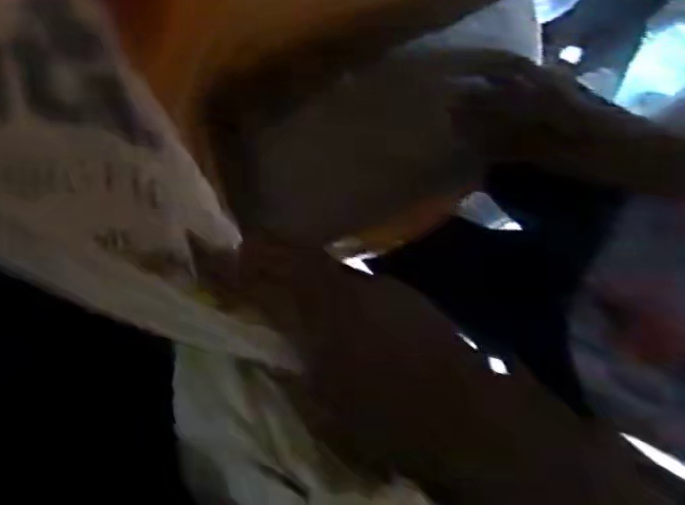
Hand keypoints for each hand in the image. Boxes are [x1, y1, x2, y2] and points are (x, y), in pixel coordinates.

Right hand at [200, 233, 664, 503]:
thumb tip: (257, 340)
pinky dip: (328, 284)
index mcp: (315, 304)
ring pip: (319, 261)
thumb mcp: (321, 407)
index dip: (221, 262)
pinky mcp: (406, 298)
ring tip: (283, 286)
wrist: (490, 436)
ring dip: (294, 268)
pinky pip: (349, 278)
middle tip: (235, 262)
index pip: (253, 269)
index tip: (194, 252)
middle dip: (254, 252)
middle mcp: (344, 281)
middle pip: (284, 248)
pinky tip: (336, 311)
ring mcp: (378, 285)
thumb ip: (283, 363)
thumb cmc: (392, 424)